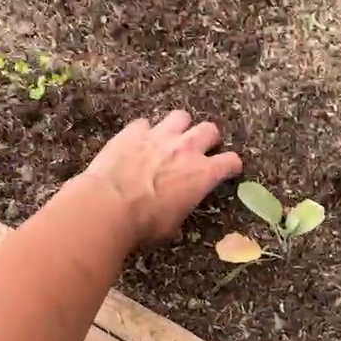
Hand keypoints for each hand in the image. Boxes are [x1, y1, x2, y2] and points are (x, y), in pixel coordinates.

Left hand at [72, 110, 242, 246]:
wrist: (109, 206)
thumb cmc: (146, 223)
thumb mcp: (176, 220)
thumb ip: (185, 201)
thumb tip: (181, 200)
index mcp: (204, 174)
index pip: (231, 161)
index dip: (231, 165)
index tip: (228, 169)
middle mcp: (187, 148)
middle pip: (210, 129)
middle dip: (208, 138)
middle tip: (200, 150)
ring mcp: (160, 136)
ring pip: (181, 116)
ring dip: (180, 127)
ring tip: (171, 139)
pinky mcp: (133, 132)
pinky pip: (144, 124)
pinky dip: (144, 132)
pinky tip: (137, 143)